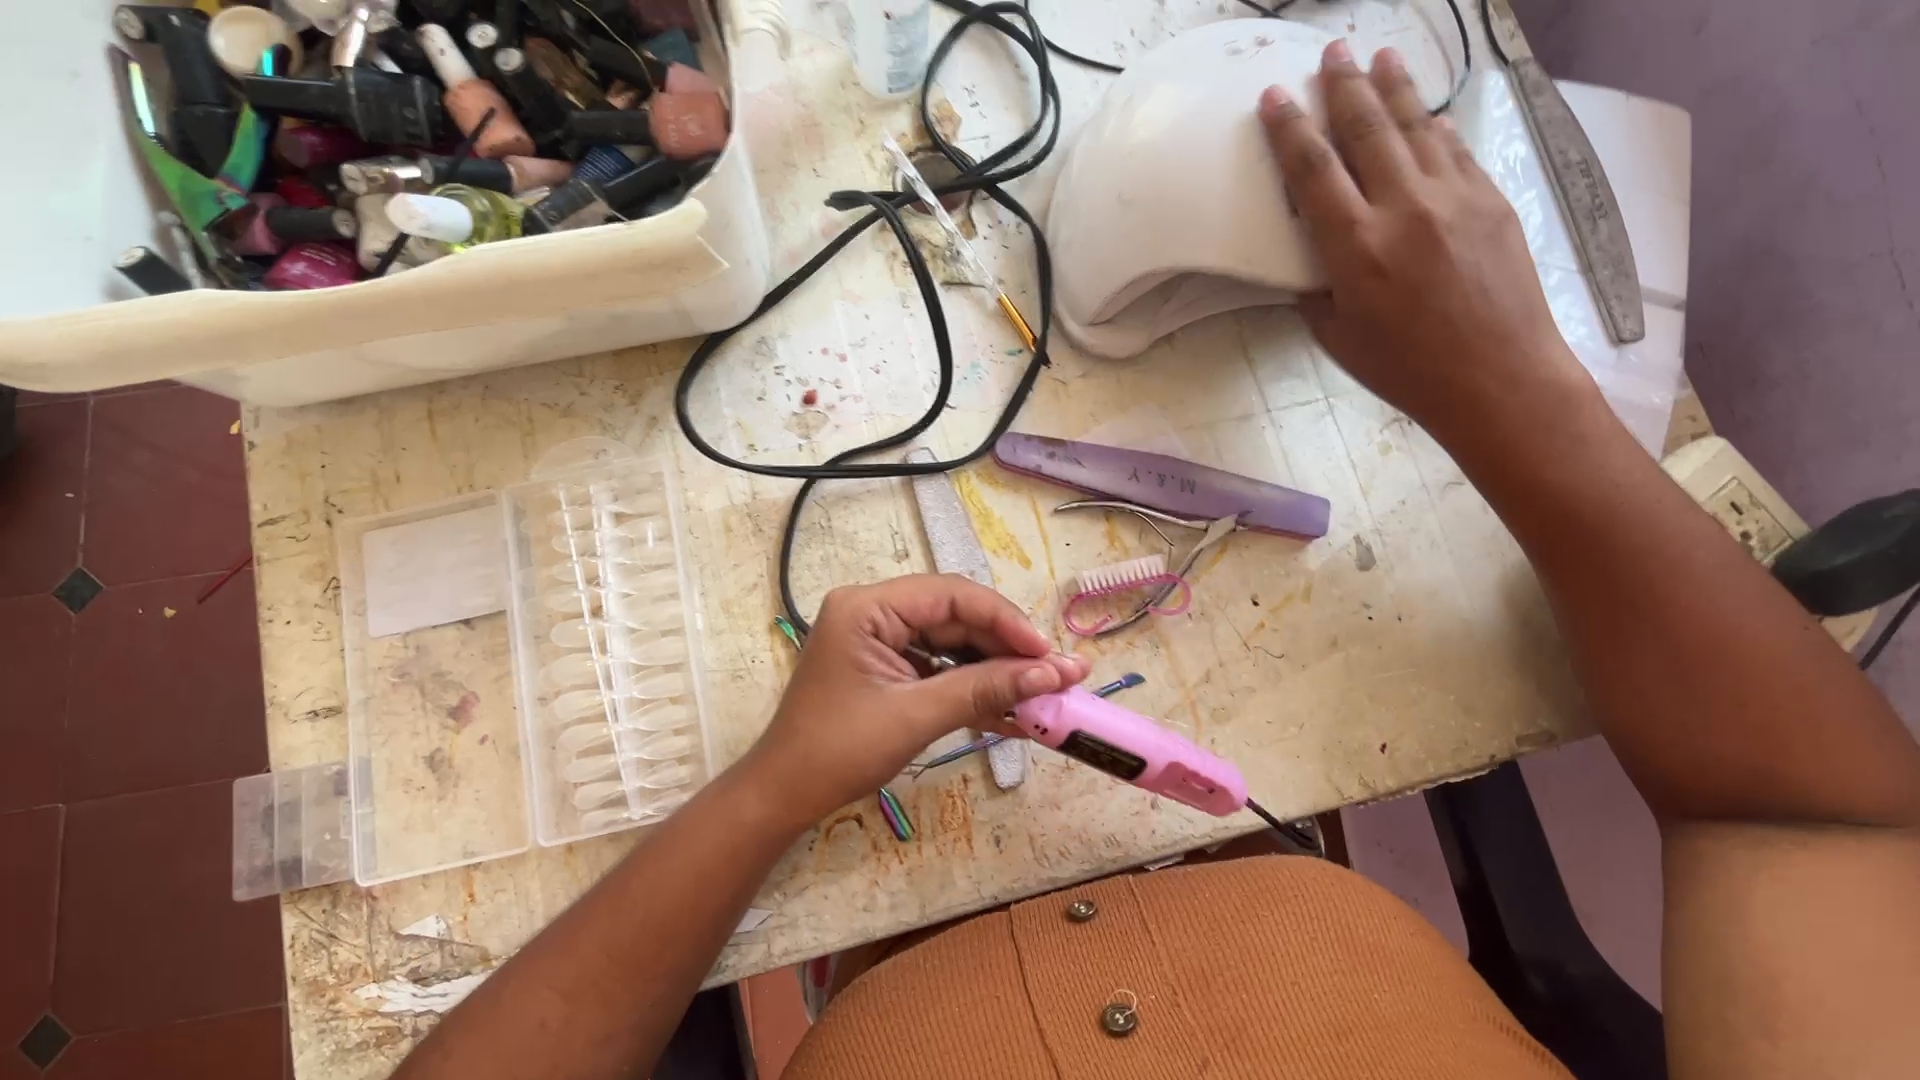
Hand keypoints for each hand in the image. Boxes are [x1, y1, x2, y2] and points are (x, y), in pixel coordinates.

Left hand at [733, 575, 1088, 830]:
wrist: (785, 795)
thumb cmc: (838, 751)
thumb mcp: (916, 717)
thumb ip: (984, 690)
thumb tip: (1054, 674)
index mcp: (867, 607)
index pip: (952, 595)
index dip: (1005, 620)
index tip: (1046, 653)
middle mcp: (874, 611)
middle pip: (956, 617)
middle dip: (1007, 649)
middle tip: (1057, 675)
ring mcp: (880, 640)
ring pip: (954, 643)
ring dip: (996, 671)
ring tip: (1044, 694)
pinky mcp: (887, 667)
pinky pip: (940, 667)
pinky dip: (972, 688)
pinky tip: (1013, 711)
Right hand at [1259, 41, 1592, 437]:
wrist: (1498, 376)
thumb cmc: (1404, 368)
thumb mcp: (1336, 335)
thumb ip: (1318, 287)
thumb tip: (1314, 255)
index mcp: (1355, 247)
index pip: (1313, 171)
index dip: (1289, 130)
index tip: (1274, 97)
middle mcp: (1403, 208)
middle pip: (1367, 130)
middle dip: (1345, 86)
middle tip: (1333, 52)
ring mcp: (1455, 198)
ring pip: (1417, 127)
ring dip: (1395, 89)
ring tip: (1381, 57)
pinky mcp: (1492, 200)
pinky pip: (1456, 150)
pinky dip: (1435, 127)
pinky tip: (1427, 114)